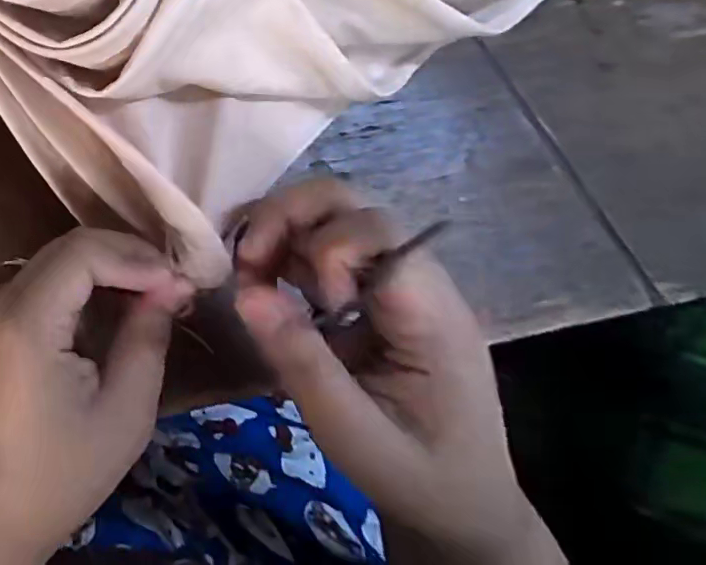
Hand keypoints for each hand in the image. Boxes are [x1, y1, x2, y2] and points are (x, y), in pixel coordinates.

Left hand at [0, 229, 194, 564]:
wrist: (7, 497)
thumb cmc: (68, 465)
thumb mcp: (126, 409)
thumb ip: (147, 337)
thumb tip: (172, 284)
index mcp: (29, 318)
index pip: (83, 254)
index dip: (134, 258)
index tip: (178, 280)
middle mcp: (9, 296)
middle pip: (72, 245)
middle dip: (128, 254)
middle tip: (175, 279)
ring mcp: (5, 300)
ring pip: (65, 253)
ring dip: (114, 261)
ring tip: (160, 285)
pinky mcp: (11, 310)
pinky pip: (57, 273)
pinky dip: (95, 275)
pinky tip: (128, 293)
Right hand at [233, 180, 564, 564]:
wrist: (459, 504)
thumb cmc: (414, 474)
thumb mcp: (354, 434)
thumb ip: (302, 362)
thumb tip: (246, 291)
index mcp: (431, 310)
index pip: (377, 231)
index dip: (328, 249)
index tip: (312, 303)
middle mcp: (415, 276)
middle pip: (347, 201)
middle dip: (286, 216)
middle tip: (249, 259)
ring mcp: (389, 276)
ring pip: (327, 211)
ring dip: (278, 227)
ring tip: (250, 270)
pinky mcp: (367, 284)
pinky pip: (319, 238)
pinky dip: (282, 245)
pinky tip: (263, 275)